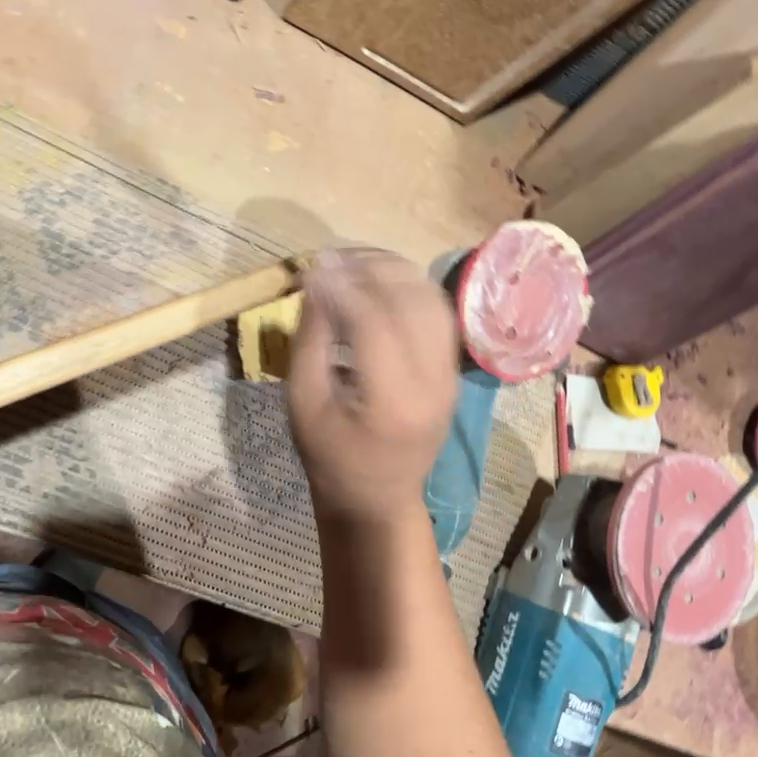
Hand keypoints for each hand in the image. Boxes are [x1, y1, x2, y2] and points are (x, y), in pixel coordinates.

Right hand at [287, 248, 458, 520]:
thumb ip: (310, 341)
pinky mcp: (453, 369)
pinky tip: (379, 282)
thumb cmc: (330, 458)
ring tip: (353, 262)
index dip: (340, 285)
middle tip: (330, 258)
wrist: (379, 498)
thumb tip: (317, 282)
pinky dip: (410, 286)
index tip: (310, 267)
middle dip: (368, 267)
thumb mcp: (303, 404)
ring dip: (392, 270)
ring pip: (431, 298)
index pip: (372, 320)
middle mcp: (433, 381)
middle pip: (410, 299)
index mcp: (392, 400)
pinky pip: (438, 311)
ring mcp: (450, 374)